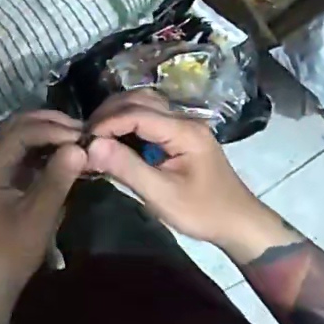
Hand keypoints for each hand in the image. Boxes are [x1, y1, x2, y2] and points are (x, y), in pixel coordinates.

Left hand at [0, 111, 90, 292]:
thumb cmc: (13, 248)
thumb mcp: (39, 215)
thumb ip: (57, 180)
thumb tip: (79, 147)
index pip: (20, 134)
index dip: (51, 129)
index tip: (82, 135)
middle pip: (18, 130)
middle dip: (49, 125)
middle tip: (83, 130)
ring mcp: (1, 173)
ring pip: (24, 141)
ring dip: (50, 136)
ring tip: (81, 140)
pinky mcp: (11, 183)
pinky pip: (29, 157)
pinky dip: (49, 152)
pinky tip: (71, 157)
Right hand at [80, 90, 289, 257]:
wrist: (239, 224)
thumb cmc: (202, 212)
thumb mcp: (161, 195)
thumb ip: (126, 167)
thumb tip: (90, 145)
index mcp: (184, 131)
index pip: (135, 113)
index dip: (105, 123)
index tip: (84, 141)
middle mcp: (184, 119)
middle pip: (138, 99)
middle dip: (106, 114)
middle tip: (86, 137)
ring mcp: (183, 124)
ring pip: (142, 102)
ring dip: (115, 113)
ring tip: (96, 136)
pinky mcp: (178, 133)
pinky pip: (147, 115)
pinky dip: (124, 120)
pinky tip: (112, 138)